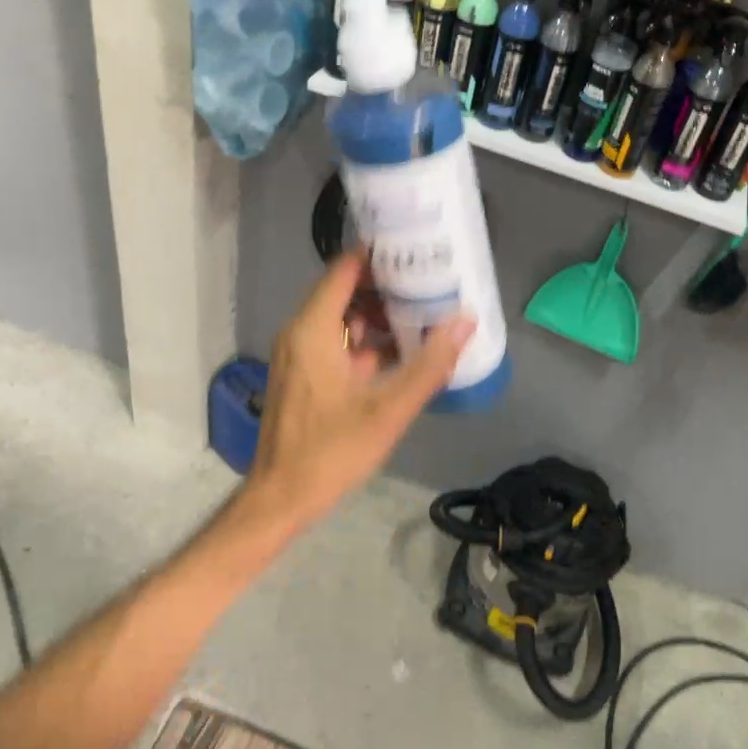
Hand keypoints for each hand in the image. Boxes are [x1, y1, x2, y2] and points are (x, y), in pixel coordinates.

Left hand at [246, 250, 474, 525]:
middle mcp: (300, 334)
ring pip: (342, 320)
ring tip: (425, 317)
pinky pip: (336, 344)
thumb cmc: (331, 452)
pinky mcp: (303, 377)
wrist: (281, 498)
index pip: (345, 269)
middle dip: (387, 287)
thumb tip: (466, 322)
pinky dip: (366, 344)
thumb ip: (429, 366)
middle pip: (344, 292)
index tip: (416, 250)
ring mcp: (299, 356)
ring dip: (379, 318)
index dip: (379, 255)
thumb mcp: (388, 410)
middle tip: (431, 284)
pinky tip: (402, 356)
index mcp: (313, 330)